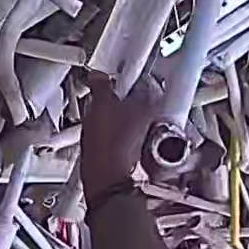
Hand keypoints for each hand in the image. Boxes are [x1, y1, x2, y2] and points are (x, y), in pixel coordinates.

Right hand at [80, 72, 158, 203]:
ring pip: (128, 113)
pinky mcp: (129, 148)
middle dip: (121, 92)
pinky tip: (99, 127)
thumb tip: (98, 77)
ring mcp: (141, 135)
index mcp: (149, 105)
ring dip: (115, 109)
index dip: (130, 74)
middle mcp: (150, 120)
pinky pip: (120, 128)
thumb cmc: (109, 144)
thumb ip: (101, 85)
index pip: (145, 80)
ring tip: (99, 108)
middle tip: (104, 88)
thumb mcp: (101, 105)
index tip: (117, 72)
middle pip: (136, 97)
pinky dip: (111, 125)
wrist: (105, 177)